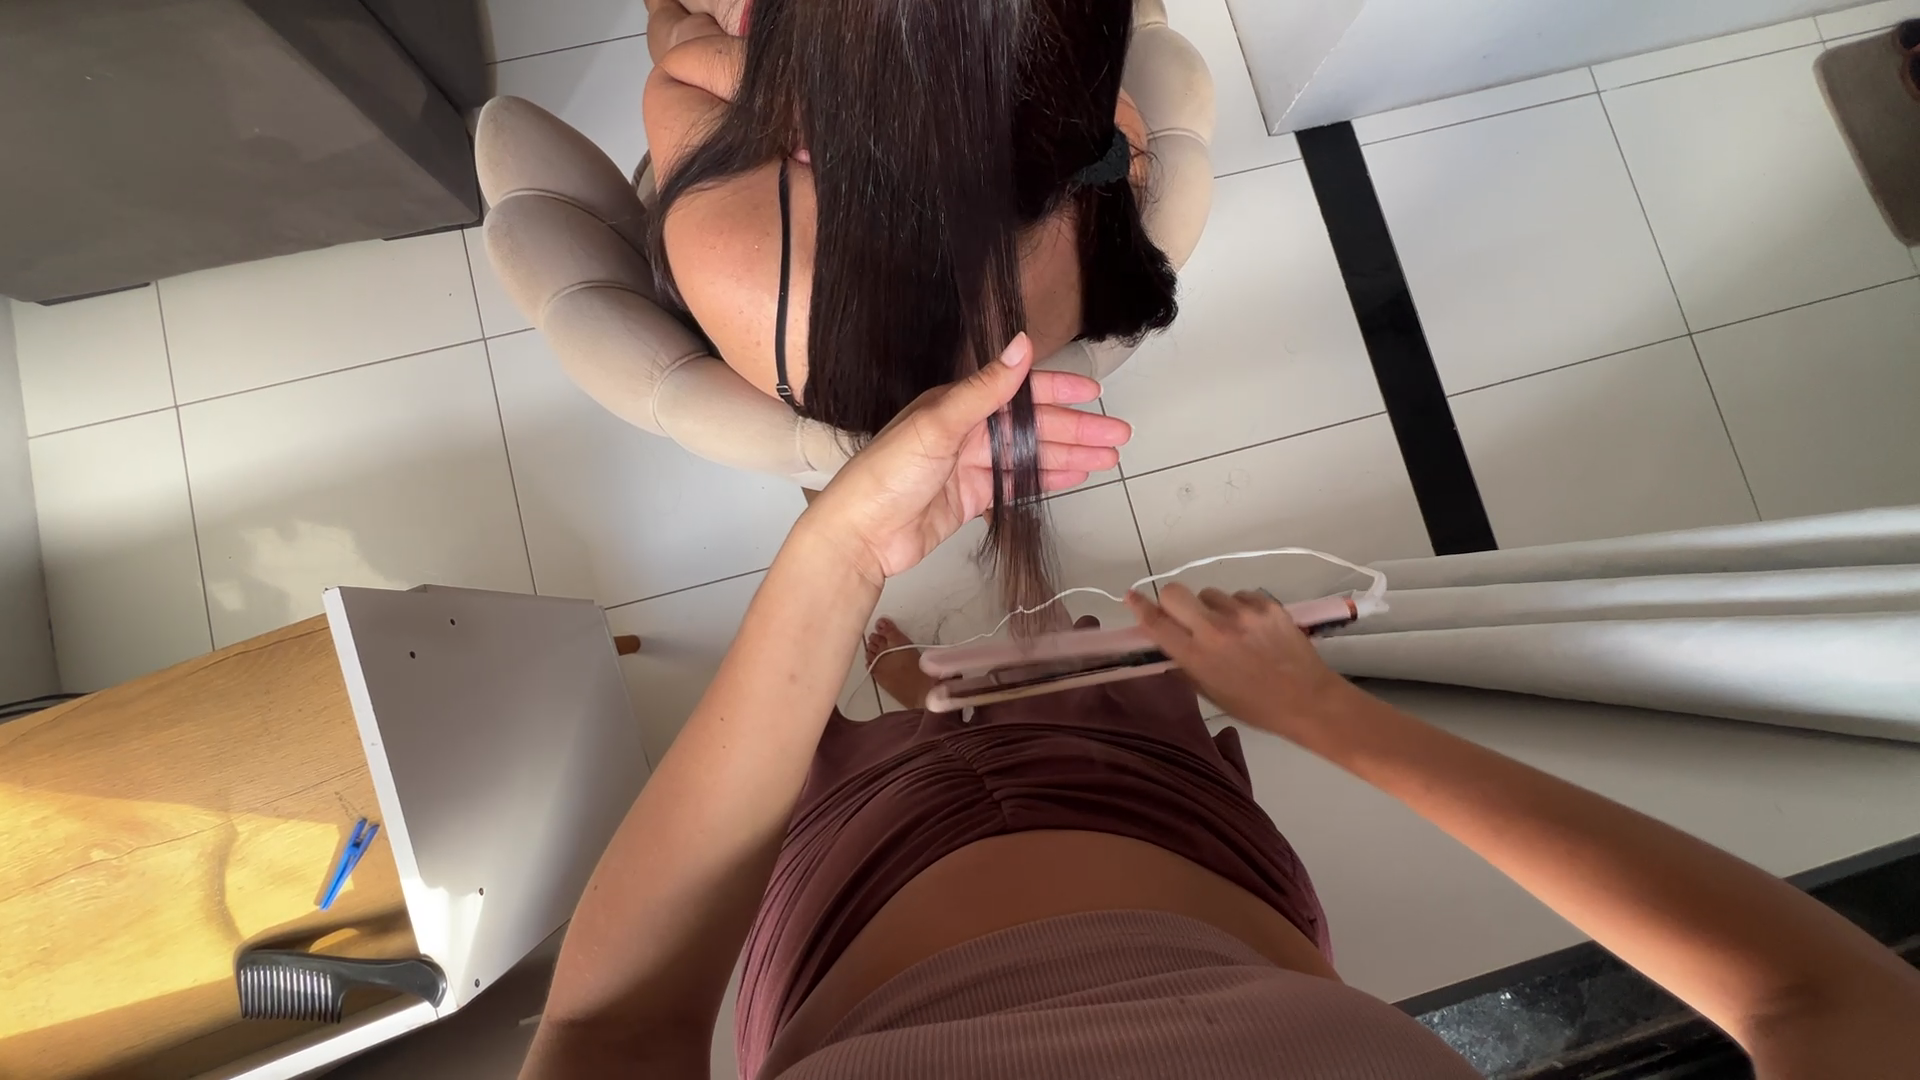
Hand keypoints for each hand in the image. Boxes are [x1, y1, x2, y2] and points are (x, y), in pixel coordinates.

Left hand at [798, 334, 1129, 585]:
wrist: (860, 533)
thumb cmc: (887, 474)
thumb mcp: (938, 424)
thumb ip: (984, 388)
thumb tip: (1020, 344)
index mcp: (958, 405)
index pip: (1018, 391)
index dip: (1058, 390)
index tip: (1094, 392)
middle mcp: (966, 431)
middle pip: (1032, 427)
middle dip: (1076, 430)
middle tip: (1117, 436)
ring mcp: (970, 467)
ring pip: (1030, 456)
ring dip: (1069, 455)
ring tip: (1107, 459)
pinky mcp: (970, 499)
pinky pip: (1017, 485)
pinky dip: (1046, 480)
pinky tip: (1073, 477)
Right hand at [1126, 585, 1358, 737]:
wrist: (1309, 701)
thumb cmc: (1254, 705)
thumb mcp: (1209, 691)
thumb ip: (1183, 662)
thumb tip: (1165, 640)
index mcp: (1197, 656)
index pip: (1156, 622)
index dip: (1139, 606)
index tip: (1130, 597)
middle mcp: (1215, 630)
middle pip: (1175, 593)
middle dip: (1172, 601)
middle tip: (1182, 613)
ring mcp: (1242, 614)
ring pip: (1209, 593)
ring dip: (1210, 607)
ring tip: (1228, 627)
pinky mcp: (1267, 605)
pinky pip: (1239, 596)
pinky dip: (1238, 608)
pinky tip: (1251, 627)